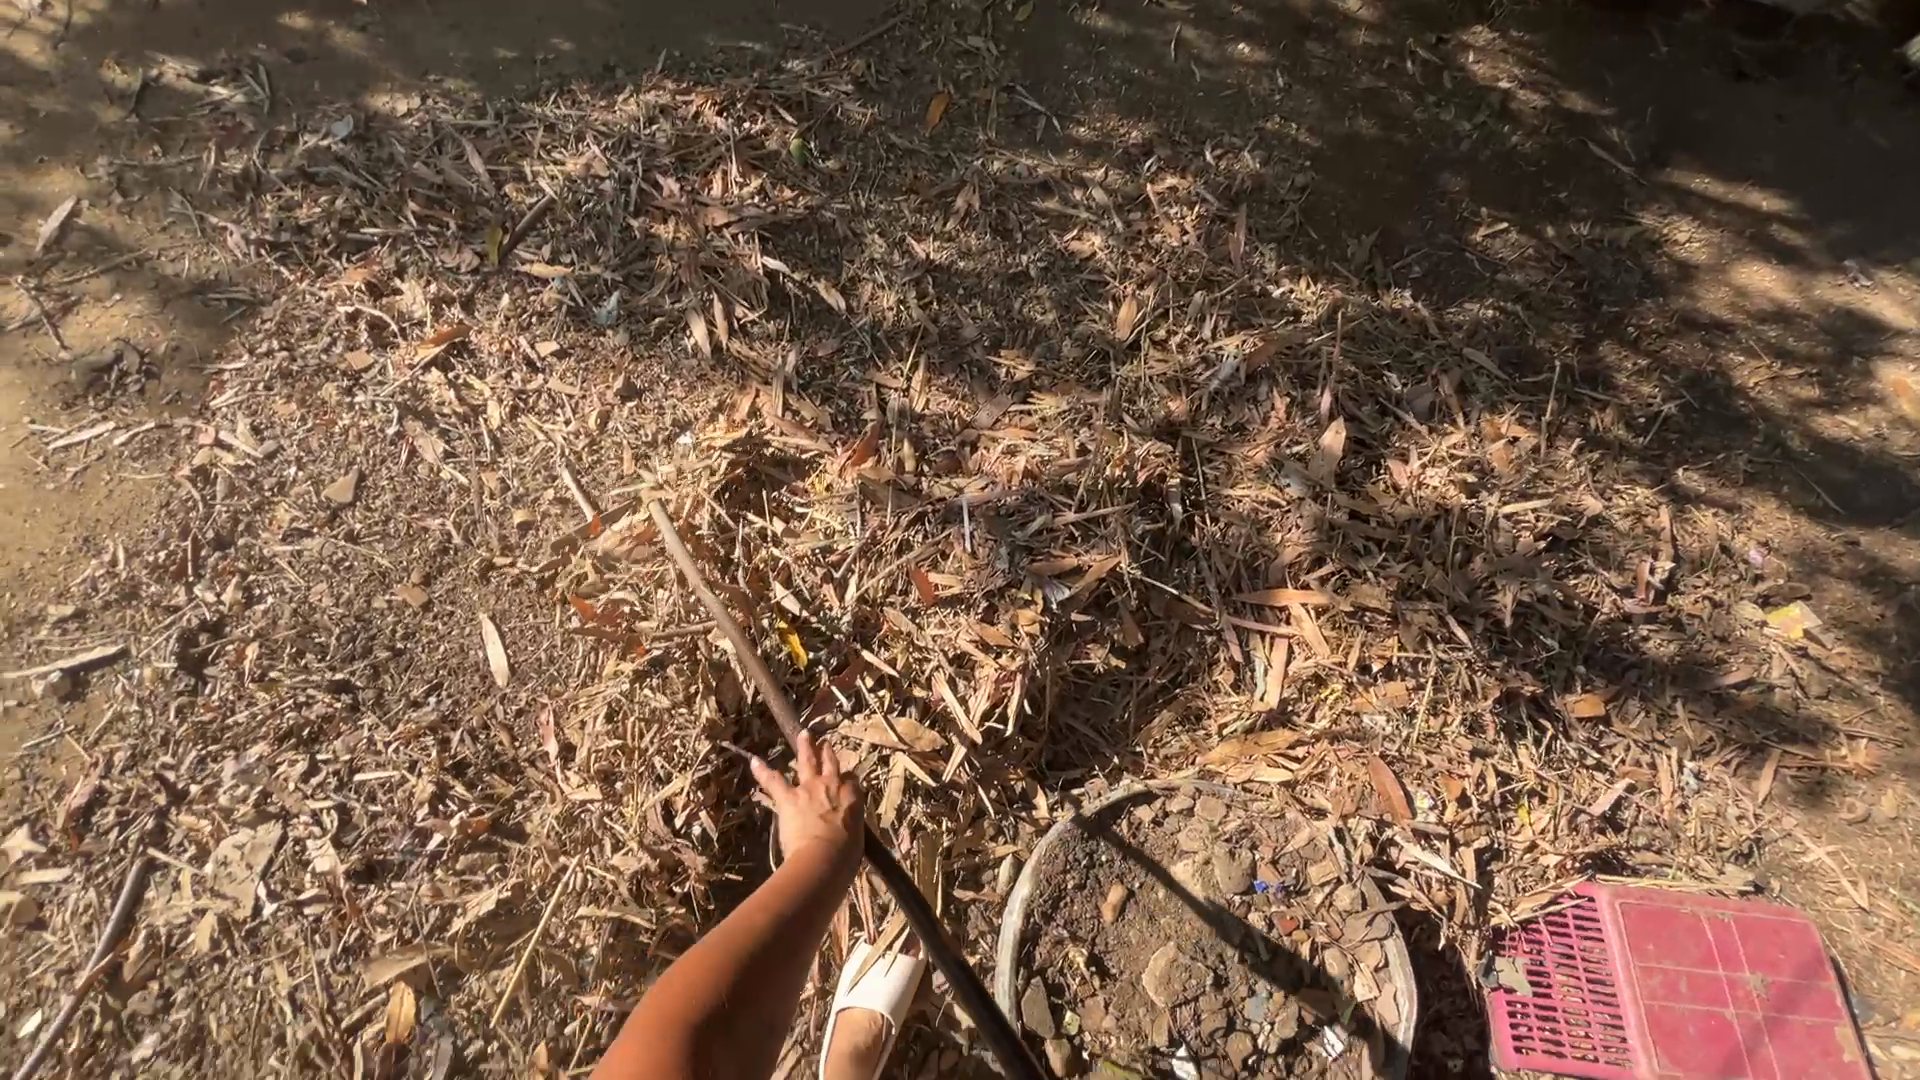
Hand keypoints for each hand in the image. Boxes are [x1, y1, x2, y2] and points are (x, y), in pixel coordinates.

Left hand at [749, 732, 862, 868]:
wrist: (824, 857)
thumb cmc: (845, 854)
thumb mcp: (857, 837)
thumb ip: (850, 826)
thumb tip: (846, 832)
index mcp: (852, 795)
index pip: (851, 780)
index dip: (846, 781)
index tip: (844, 783)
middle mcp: (831, 784)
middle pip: (830, 762)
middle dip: (827, 752)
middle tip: (825, 742)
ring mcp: (809, 788)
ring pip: (807, 761)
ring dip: (805, 747)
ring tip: (804, 734)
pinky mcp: (789, 798)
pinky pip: (774, 781)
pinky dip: (763, 771)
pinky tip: (754, 761)